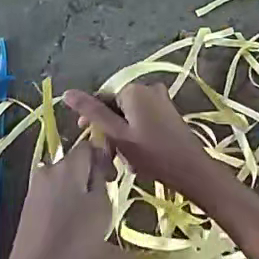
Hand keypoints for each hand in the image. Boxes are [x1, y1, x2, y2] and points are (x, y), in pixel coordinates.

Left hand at [5, 140, 115, 258]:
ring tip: (87, 213)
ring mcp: (35, 186)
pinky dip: (64, 199)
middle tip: (103, 197)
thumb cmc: (75, 239)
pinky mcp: (27, 203)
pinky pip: (52, 192)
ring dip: (76, 187)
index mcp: (68, 165)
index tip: (112, 178)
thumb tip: (99, 162)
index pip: (88, 145)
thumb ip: (100, 178)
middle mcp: (48, 168)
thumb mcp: (101, 207)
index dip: (104, 156)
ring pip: (63, 178)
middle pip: (74, 161)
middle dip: (89, 173)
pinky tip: (69, 221)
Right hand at [63, 84, 225, 196]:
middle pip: (116, 106)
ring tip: (124, 159)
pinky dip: (135, 134)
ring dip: (122, 135)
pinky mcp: (168, 112)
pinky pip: (143, 118)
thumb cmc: (152, 154)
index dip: (92, 118)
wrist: (191, 170)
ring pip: (129, 115)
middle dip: (109, 129)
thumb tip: (68, 93)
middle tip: (109, 154)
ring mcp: (161, 99)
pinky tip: (138, 155)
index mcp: (133, 89)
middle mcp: (148, 88)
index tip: (89, 138)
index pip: (101, 98)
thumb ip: (92, 113)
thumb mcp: (117, 134)